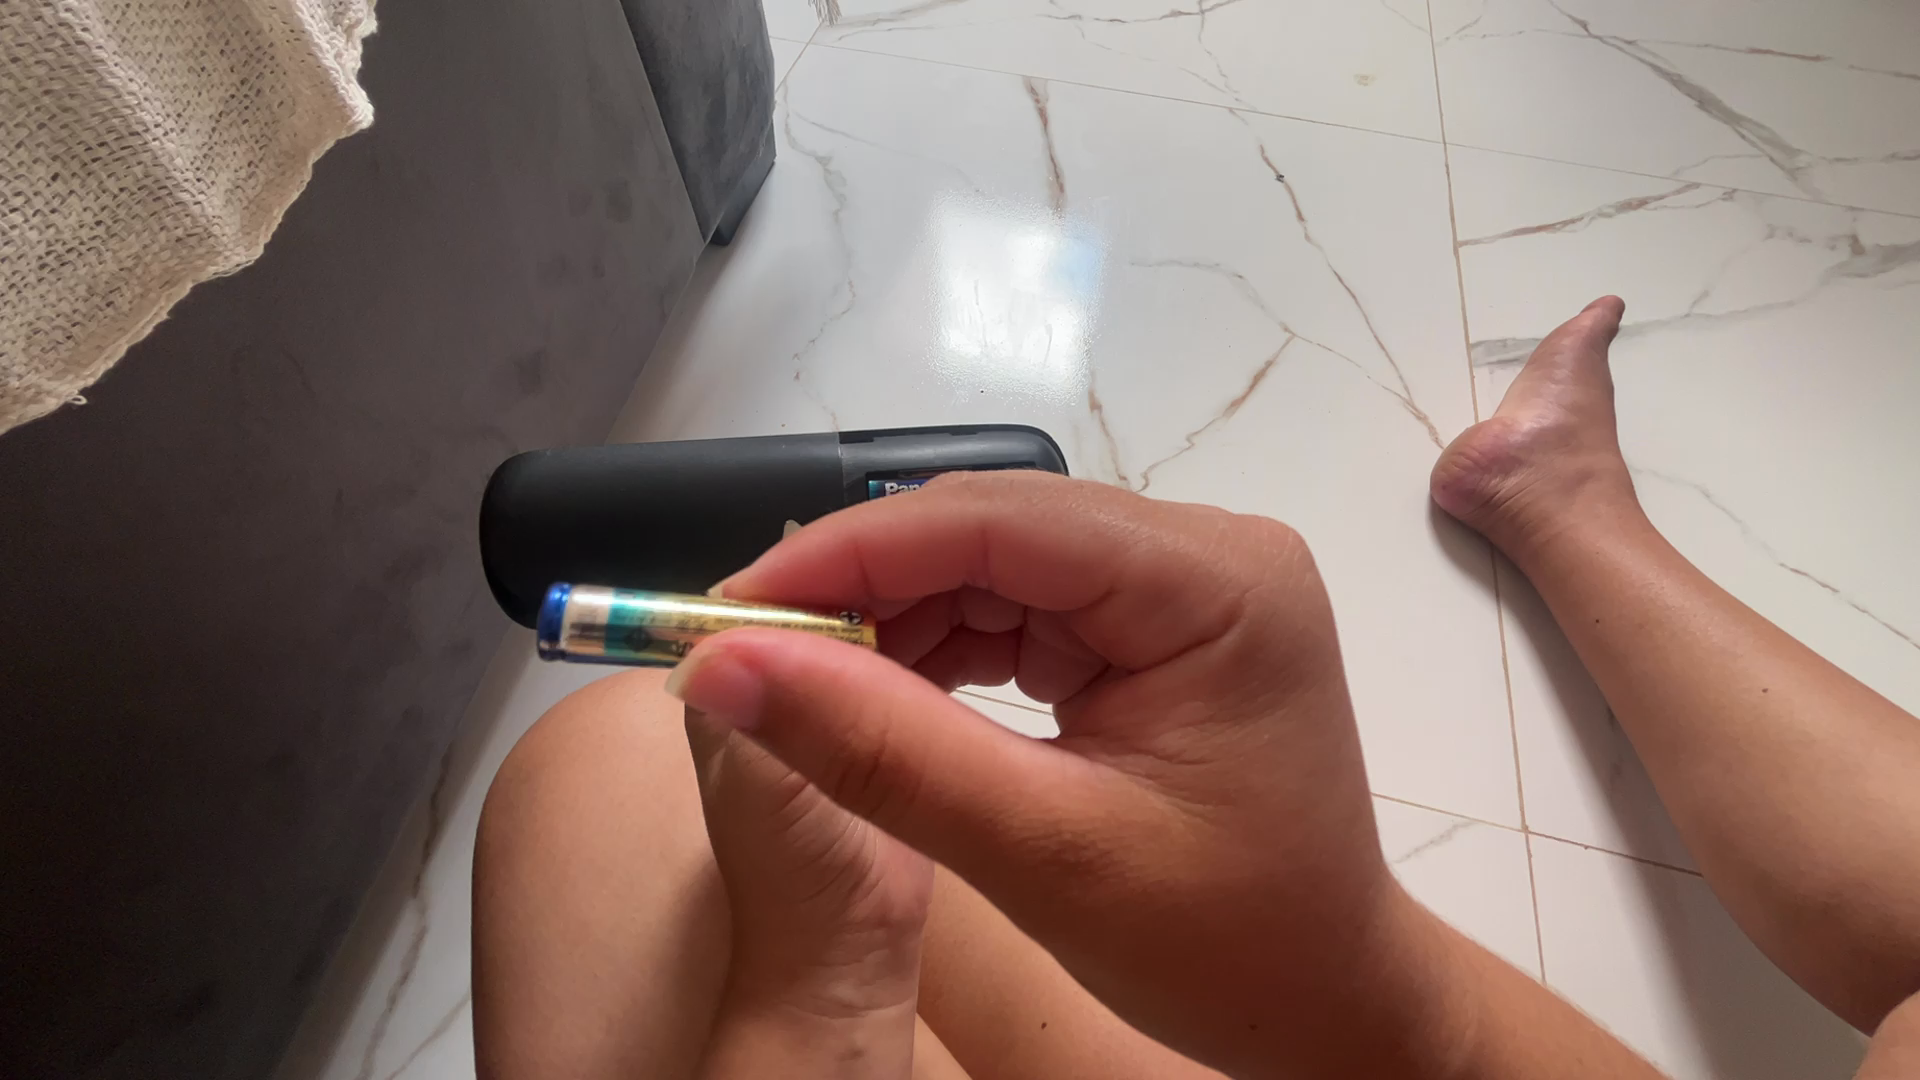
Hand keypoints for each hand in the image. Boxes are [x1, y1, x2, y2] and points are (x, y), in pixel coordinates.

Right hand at [665, 472, 1446, 1077]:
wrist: (1323, 992)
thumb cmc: (1224, 944)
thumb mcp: (1043, 855)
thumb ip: (882, 752)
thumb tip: (728, 667)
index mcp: (1213, 584)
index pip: (1000, 520)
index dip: (853, 552)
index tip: (735, 607)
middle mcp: (1201, 551)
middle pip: (993, 527)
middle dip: (864, 585)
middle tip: (755, 653)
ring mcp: (1175, 577)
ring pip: (993, 557)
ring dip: (896, 614)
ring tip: (819, 684)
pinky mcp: (1149, 613)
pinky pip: (1017, 597)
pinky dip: (941, 638)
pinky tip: (892, 688)